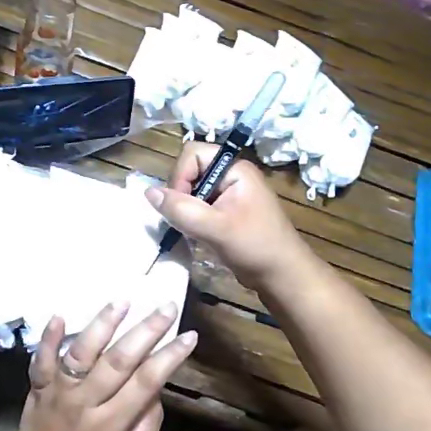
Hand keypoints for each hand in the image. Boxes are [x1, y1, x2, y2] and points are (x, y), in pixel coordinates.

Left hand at [2, 303, 197, 430]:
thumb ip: (146, 426)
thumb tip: (157, 388)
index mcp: (110, 426)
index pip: (146, 382)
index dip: (170, 357)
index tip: (188, 335)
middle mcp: (84, 404)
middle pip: (118, 361)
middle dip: (146, 331)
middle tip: (166, 307)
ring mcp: (57, 393)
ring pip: (81, 353)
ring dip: (102, 324)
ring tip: (123, 301)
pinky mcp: (36, 388)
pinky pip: (40, 360)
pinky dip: (48, 338)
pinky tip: (59, 314)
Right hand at [146, 142, 311, 287]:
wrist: (283, 276)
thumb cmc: (255, 247)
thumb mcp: (215, 228)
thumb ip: (181, 209)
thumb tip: (148, 192)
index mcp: (234, 169)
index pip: (193, 154)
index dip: (180, 176)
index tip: (180, 205)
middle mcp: (231, 175)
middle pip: (189, 171)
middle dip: (181, 195)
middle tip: (186, 221)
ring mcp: (228, 193)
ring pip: (191, 190)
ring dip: (186, 210)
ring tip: (193, 231)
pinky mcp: (225, 210)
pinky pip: (198, 205)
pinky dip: (192, 219)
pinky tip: (198, 235)